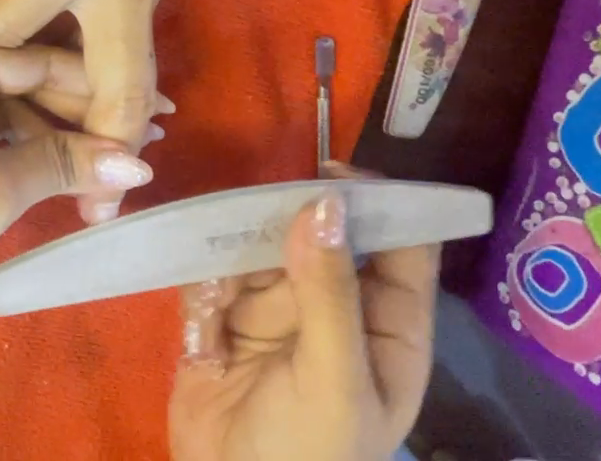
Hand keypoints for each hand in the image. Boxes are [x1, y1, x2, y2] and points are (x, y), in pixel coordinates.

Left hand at [0, 40, 154, 322]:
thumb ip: (62, 163)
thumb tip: (137, 160)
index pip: (38, 60)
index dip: (99, 90)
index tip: (160, 113)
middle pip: (22, 72)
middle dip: (79, 104)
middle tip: (147, 131)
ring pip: (5, 100)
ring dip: (54, 128)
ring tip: (112, 156)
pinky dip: (21, 142)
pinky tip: (61, 163)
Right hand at [166, 190, 439, 460]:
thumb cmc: (306, 452)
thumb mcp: (331, 378)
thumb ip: (327, 290)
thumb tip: (324, 200)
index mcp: (383, 330)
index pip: (399, 252)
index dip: (379, 206)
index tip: (331, 169)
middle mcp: (329, 310)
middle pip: (312, 237)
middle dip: (279, 224)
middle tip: (245, 218)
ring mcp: (270, 311)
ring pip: (253, 248)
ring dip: (230, 256)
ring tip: (221, 291)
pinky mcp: (218, 314)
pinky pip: (209, 273)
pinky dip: (201, 283)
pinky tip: (203, 320)